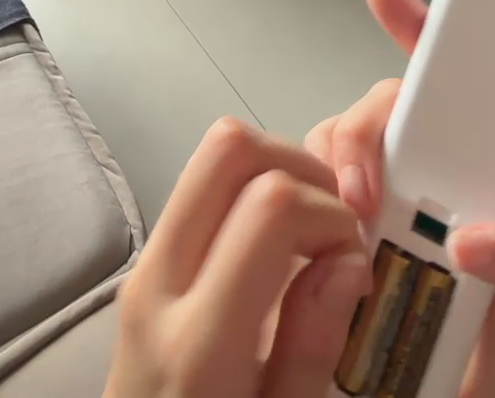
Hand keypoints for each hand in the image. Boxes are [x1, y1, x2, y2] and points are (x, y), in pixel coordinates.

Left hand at [105, 117, 374, 397]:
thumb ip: (312, 345)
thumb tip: (346, 256)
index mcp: (197, 341)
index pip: (268, 206)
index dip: (328, 213)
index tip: (350, 256)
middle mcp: (158, 280)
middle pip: (228, 149)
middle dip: (298, 164)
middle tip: (330, 219)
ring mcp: (143, 261)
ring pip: (211, 153)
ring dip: (274, 168)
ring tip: (308, 228)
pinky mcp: (145, 255)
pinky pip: (201, 184)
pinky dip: (251, 186)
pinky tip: (277, 239)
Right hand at [305, 0, 494, 397]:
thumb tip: (473, 234)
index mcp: (483, 171)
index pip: (451, 86)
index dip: (417, 31)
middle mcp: (426, 175)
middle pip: (380, 112)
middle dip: (362, 129)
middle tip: (362, 190)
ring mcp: (380, 208)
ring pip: (335, 148)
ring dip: (330, 166)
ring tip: (344, 221)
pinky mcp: (341, 244)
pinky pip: (305, 200)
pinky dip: (298, 202)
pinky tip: (305, 229)